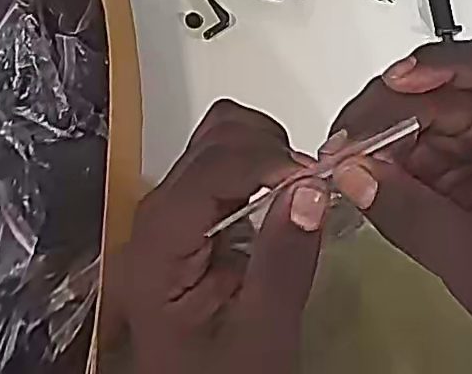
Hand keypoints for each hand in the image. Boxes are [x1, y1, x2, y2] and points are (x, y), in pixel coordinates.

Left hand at [121, 100, 327, 373]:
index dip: (266, 160)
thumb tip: (312, 188)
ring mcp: (174, 204)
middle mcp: (158, 213)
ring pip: (221, 132)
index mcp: (159, 246)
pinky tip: (282, 187)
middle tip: (311, 186)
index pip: (211, 168)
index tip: (313, 178)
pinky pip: (227, 152)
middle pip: (215, 138)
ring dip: (267, 144)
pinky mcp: (193, 203)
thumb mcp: (260, 339)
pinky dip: (262, 152)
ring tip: (298, 185)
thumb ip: (283, 263)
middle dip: (271, 149)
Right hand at [325, 40, 471, 348]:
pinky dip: (377, 147)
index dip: (443, 67)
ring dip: (375, 125)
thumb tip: (356, 174)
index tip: (396, 80)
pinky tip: (357, 165)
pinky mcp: (451, 152)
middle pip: (441, 86)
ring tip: (344, 155)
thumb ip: (415, 216)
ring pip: (416, 105)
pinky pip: (406, 134)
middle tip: (348, 138)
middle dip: (388, 106)